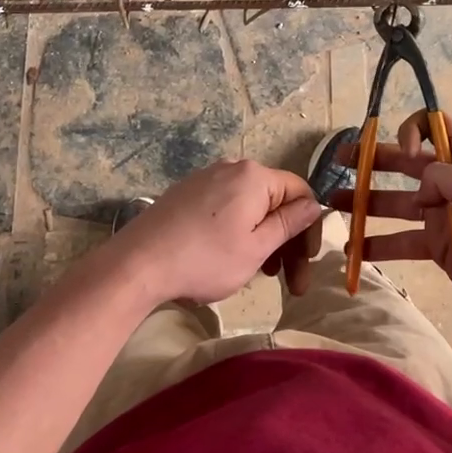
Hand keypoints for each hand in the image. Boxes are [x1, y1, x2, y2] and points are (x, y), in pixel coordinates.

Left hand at [111, 159, 324, 304]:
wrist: (138, 263)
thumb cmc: (204, 259)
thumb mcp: (255, 248)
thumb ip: (288, 224)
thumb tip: (313, 205)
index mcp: (255, 176)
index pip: (300, 191)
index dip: (310, 228)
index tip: (308, 263)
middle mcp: (233, 168)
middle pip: (275, 200)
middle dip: (288, 240)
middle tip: (291, 284)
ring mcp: (207, 178)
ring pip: (251, 206)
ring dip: (264, 239)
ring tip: (262, 276)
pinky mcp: (188, 193)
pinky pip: (228, 207)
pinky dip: (240, 231)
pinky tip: (232, 258)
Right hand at [332, 111, 451, 317]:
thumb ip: (440, 177)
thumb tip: (419, 192)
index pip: (434, 127)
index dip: (412, 131)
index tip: (406, 154)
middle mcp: (449, 182)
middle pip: (405, 165)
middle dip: (372, 160)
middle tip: (339, 159)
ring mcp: (441, 216)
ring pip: (395, 204)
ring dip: (365, 203)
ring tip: (333, 203)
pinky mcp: (437, 247)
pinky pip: (400, 242)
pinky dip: (377, 245)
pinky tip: (353, 250)